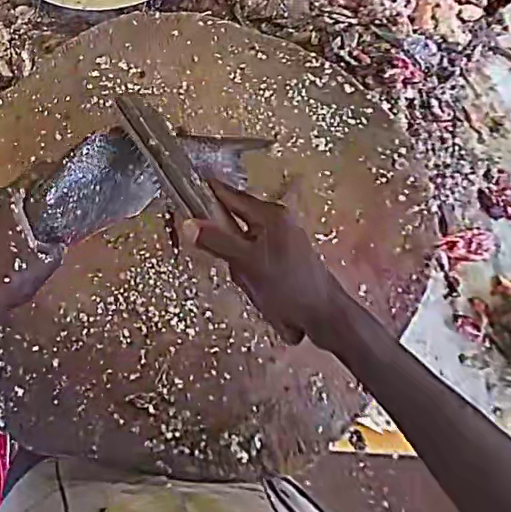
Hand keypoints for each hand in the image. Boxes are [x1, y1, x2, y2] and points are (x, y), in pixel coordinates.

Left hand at [0, 186, 63, 355]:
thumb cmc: (8, 280)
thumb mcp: (45, 264)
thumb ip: (55, 247)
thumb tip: (60, 242)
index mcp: (5, 203)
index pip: (27, 182)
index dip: (40, 183)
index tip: (48, 185)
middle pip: (6, 200)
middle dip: (19, 210)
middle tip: (32, 225)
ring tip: (11, 246)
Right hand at [182, 179, 352, 346]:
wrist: (327, 318)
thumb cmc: (288, 286)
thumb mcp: (246, 264)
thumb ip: (216, 241)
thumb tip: (187, 223)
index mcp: (269, 214)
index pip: (229, 194)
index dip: (206, 193)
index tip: (183, 194)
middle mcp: (278, 219)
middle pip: (235, 221)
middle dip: (227, 245)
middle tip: (232, 266)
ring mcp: (284, 238)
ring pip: (244, 243)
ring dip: (241, 265)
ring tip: (254, 287)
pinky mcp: (288, 257)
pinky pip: (256, 257)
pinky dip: (252, 272)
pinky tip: (261, 291)